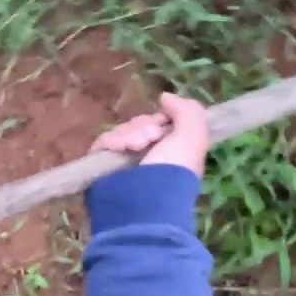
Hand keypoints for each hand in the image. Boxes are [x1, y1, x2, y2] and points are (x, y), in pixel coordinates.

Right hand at [91, 93, 210, 176]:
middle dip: (143, 127)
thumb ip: (187, 110)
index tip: (162, 124)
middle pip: (139, 125)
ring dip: (129, 134)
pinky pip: (104, 142)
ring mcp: (124, 163)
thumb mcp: (193, 136)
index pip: (158, 123)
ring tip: (133, 147)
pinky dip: (111, 141)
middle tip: (149, 139)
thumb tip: (165, 97)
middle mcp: (148, 156)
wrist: (143, 198)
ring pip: (121, 131)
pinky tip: (118, 147)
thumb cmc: (173, 168)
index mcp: (170, 152)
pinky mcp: (103, 167)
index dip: (159, 119)